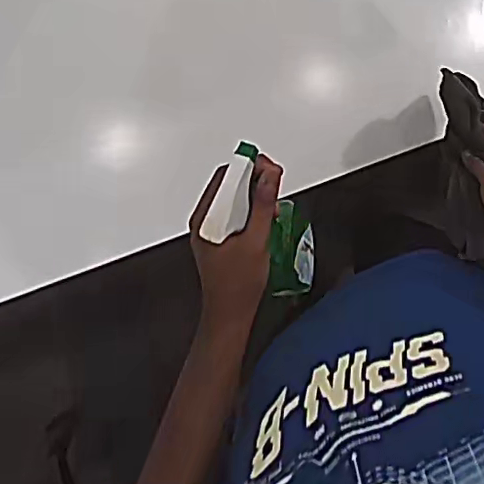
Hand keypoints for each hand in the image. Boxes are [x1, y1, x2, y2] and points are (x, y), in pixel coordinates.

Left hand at [188, 154, 281, 326]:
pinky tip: (269, 218)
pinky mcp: (223, 237)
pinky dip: (255, 209)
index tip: (272, 169)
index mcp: (205, 218)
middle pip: (231, 185)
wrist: (230, 317)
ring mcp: (213, 229)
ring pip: (237, 198)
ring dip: (258, 195)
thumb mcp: (256, 240)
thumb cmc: (239, 283)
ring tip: (275, 204)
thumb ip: (263, 205)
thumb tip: (270, 174)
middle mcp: (206, 220)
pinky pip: (239, 212)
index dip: (249, 167)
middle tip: (278, 183)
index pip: (226, 176)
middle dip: (256, 179)